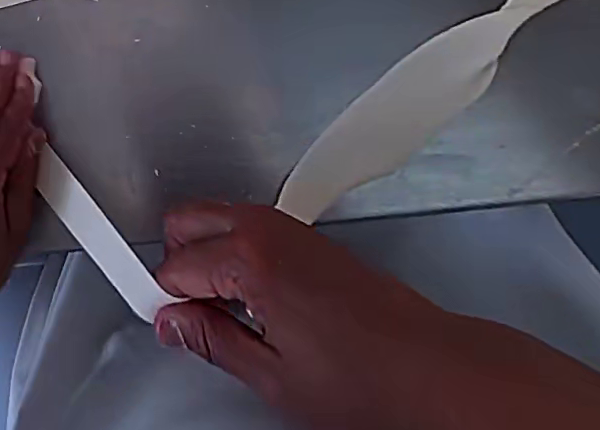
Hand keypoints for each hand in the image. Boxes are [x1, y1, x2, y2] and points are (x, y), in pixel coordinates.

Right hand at [153, 202, 599, 429]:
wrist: (437, 370)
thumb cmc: (370, 380)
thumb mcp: (274, 379)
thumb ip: (211, 340)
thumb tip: (173, 324)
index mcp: (246, 259)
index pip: (172, 265)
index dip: (162, 296)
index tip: (166, 318)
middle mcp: (260, 227)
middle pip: (182, 222)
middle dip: (177, 263)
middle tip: (194, 314)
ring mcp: (281, 223)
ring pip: (210, 218)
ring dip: (204, 255)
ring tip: (231, 311)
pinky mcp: (298, 229)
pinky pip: (241, 223)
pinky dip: (231, 250)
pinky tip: (257, 298)